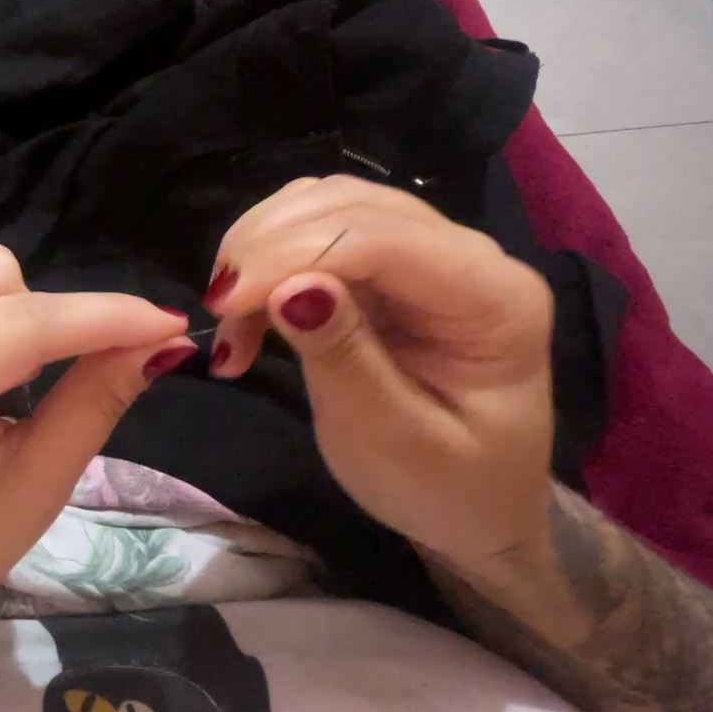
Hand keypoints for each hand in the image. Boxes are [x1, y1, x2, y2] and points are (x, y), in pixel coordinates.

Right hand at [204, 175, 556, 564]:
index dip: (293, 253)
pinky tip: (246, 308)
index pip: (383, 238)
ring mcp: (422, 250)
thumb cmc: (440, 487)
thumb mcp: (393, 441)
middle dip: (267, 245)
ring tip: (229, 314)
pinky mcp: (381, 260)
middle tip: (217, 309)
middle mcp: (464, 254)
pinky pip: (309, 227)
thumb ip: (345, 360)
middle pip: (348, 205)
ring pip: (321, 203)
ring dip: (258, 247)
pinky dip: (263, 258)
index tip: (225, 303)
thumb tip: (287, 287)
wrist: (465, 508)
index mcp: (494, 299)